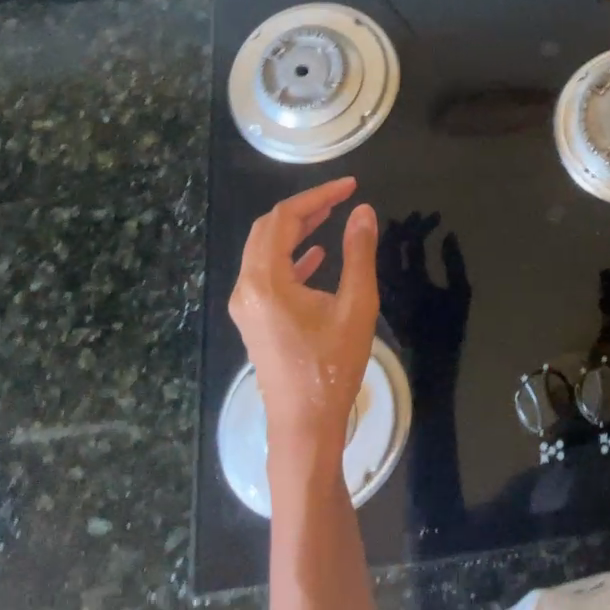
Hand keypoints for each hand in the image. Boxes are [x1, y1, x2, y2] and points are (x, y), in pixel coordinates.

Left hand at [228, 178, 379, 475]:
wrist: (305, 423)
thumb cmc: (331, 364)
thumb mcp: (356, 305)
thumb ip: (358, 253)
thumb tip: (363, 211)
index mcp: (266, 281)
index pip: (284, 219)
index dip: (317, 196)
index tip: (351, 186)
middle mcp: (247, 289)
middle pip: (267, 230)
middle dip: (305, 208)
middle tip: (341, 197)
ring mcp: (247, 306)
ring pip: (265, 250)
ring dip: (297, 230)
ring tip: (332, 216)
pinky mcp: (255, 320)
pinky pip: (267, 272)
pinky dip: (292, 255)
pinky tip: (318, 255)